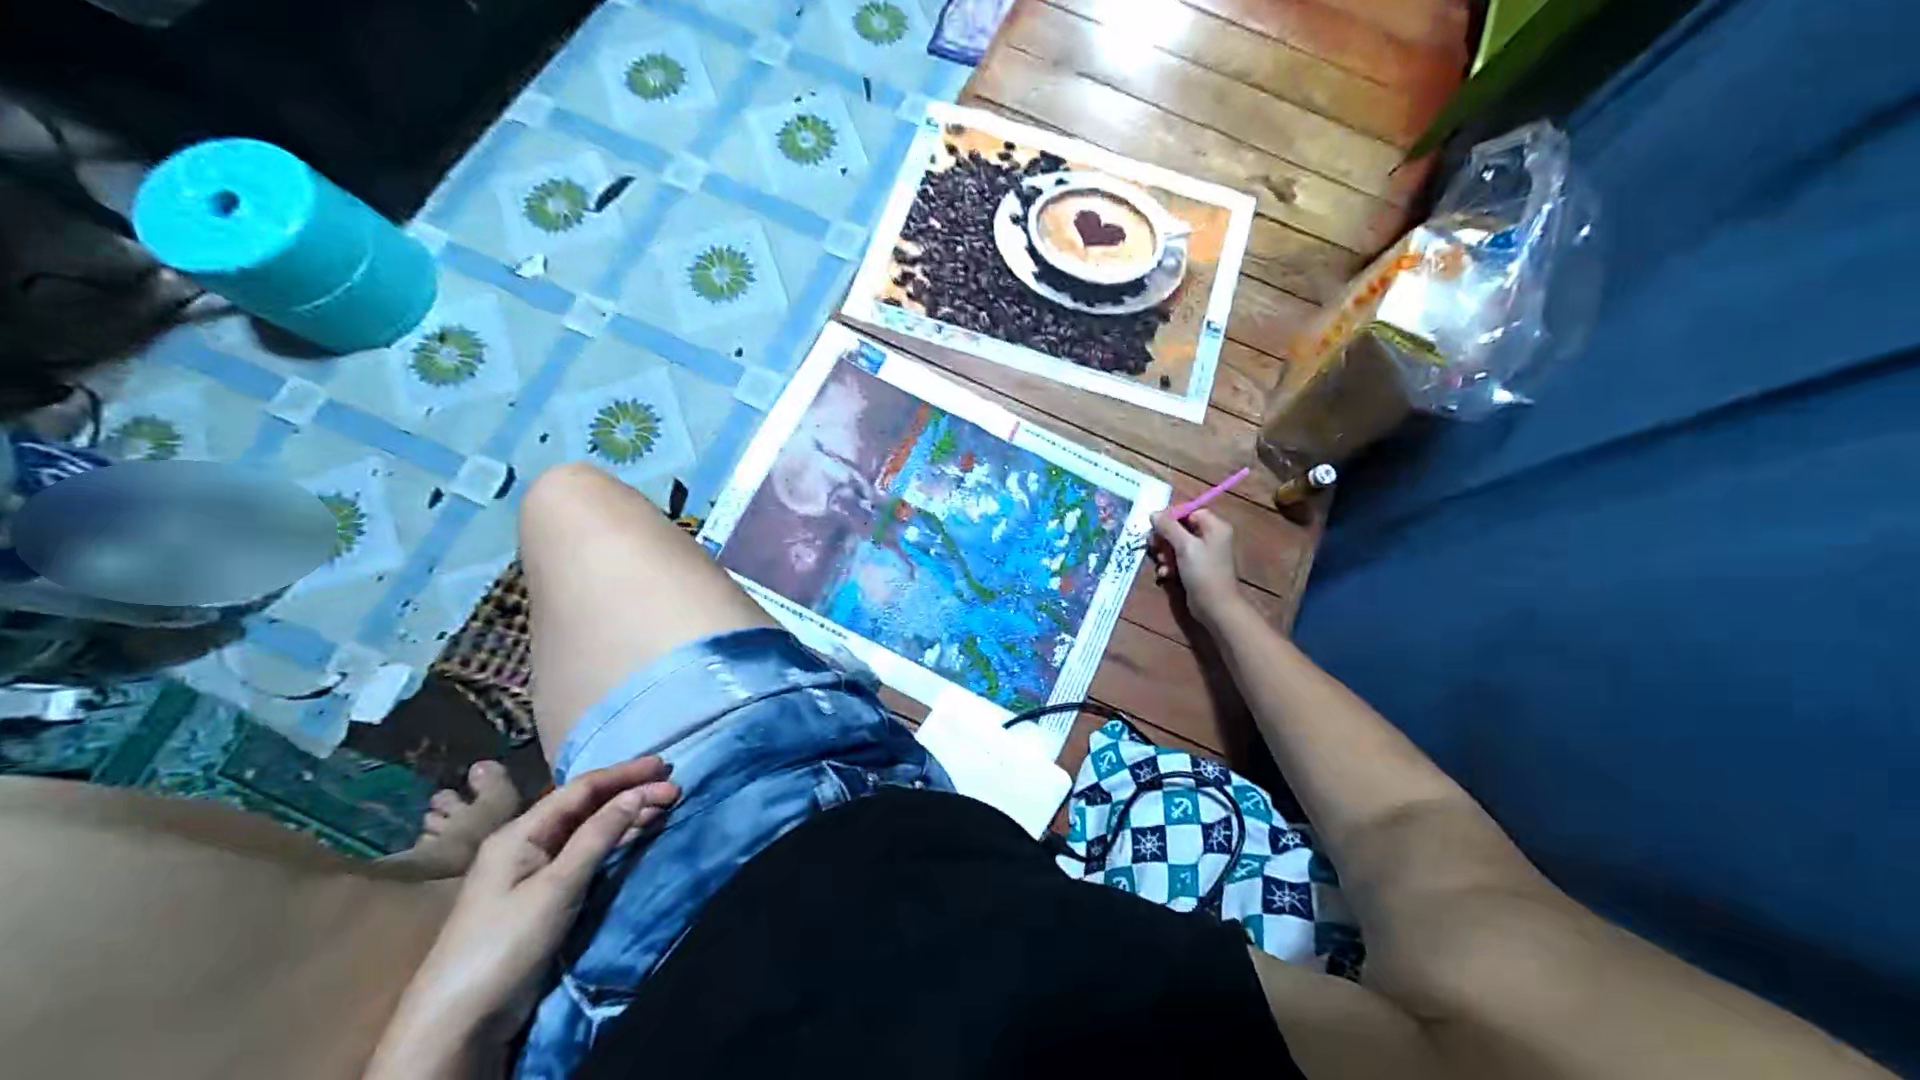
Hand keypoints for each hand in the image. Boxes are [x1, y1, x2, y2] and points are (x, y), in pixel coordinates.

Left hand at [366, 759, 679, 1077]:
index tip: (665, 766)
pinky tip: (637, 835)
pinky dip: (614, 841)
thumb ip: (598, 835)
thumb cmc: (505, 944)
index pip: (581, 789)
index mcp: (521, 832)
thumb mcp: (557, 886)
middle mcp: (527, 843)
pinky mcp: (543, 896)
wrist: (458, 1021)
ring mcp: (534, 870)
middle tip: (673, 788)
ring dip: (626, 816)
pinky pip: (585, 854)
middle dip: (630, 793)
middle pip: (586, 806)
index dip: (625, 774)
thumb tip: (637, 793)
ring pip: (588, 829)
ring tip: (665, 807)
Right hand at [1150, 509, 1243, 622]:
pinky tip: (1165, 574)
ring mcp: (1203, 553)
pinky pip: (1178, 558)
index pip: (1189, 511)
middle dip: (1165, 538)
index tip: (1154, 525)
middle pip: (1180, 528)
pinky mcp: (1196, 567)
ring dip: (1165, 553)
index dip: (1171, 517)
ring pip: (1176, 544)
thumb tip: (1154, 513)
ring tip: (1161, 563)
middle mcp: (1210, 536)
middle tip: (1153, 545)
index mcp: (1214, 526)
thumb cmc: (1203, 572)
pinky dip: (1170, 564)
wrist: (1214, 607)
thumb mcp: (1185, 546)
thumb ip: (1169, 527)